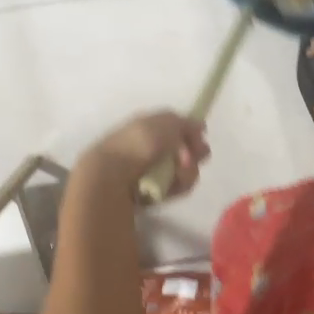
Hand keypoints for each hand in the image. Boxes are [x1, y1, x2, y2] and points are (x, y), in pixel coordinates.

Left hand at [75, 111, 209, 200]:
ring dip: (188, 172)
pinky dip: (179, 187)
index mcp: (150, 127)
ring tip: (178, 175)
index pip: (180, 129)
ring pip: (186, 170)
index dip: (192, 134)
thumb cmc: (138, 144)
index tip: (200, 138)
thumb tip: (200, 127)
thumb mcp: (166, 122)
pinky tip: (172, 187)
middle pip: (187, 151)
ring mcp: (153, 170)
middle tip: (187, 160)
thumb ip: (186, 123)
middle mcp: (152, 147)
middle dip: (194, 155)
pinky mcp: (154, 192)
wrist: (113, 176)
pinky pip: (177, 188)